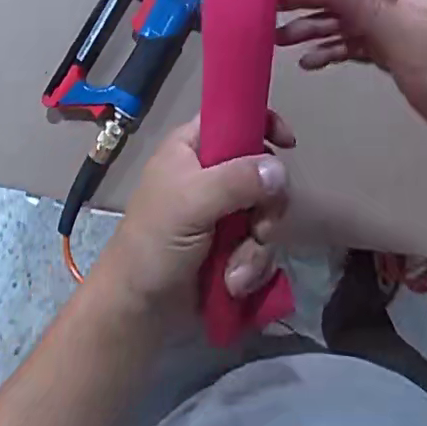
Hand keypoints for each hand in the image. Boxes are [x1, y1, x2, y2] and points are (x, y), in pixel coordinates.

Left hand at [93, 115, 293, 313]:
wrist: (139, 307)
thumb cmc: (154, 242)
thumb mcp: (192, 202)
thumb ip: (236, 181)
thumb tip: (280, 169)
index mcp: (193, 147)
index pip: (233, 117)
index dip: (262, 123)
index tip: (287, 144)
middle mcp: (211, 173)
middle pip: (262, 172)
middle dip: (265, 209)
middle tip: (257, 229)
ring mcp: (224, 211)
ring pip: (266, 215)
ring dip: (256, 249)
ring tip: (234, 272)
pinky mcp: (232, 245)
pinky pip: (262, 246)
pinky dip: (253, 268)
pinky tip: (233, 285)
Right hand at [275, 0, 426, 146]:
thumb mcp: (404, 35)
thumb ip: (364, 4)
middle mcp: (397, 4)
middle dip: (309, 0)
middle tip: (271, 9)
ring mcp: (396, 31)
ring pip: (347, 22)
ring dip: (315, 29)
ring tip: (281, 41)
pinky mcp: (394, 57)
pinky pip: (356, 47)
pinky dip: (333, 51)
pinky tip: (310, 62)